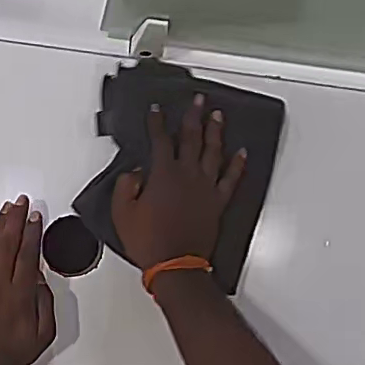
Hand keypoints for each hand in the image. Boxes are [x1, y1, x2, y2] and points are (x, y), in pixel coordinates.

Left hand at [0, 196, 56, 364]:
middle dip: (15, 219)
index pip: (27, 254)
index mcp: (19, 295)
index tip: (35, 217)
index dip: (32, 232)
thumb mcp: (44, 332)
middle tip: (21, 203)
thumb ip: (44, 301)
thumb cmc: (12, 352)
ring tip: (7, 210)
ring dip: (0, 226)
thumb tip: (40, 279)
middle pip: (8, 243)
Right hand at [111, 94, 247, 269]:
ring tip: (217, 116)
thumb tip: (135, 172)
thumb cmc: (149, 240)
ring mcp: (206, 188)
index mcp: (163, 175)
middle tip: (197, 101)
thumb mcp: (123, 212)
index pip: (160, 140)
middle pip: (192, 138)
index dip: (157, 122)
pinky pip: (231, 178)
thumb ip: (126, 186)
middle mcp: (188, 176)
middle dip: (193, 116)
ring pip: (214, 151)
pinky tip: (241, 152)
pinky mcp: (217, 202)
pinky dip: (238, 163)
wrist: (175, 264)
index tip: (156, 110)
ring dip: (216, 131)